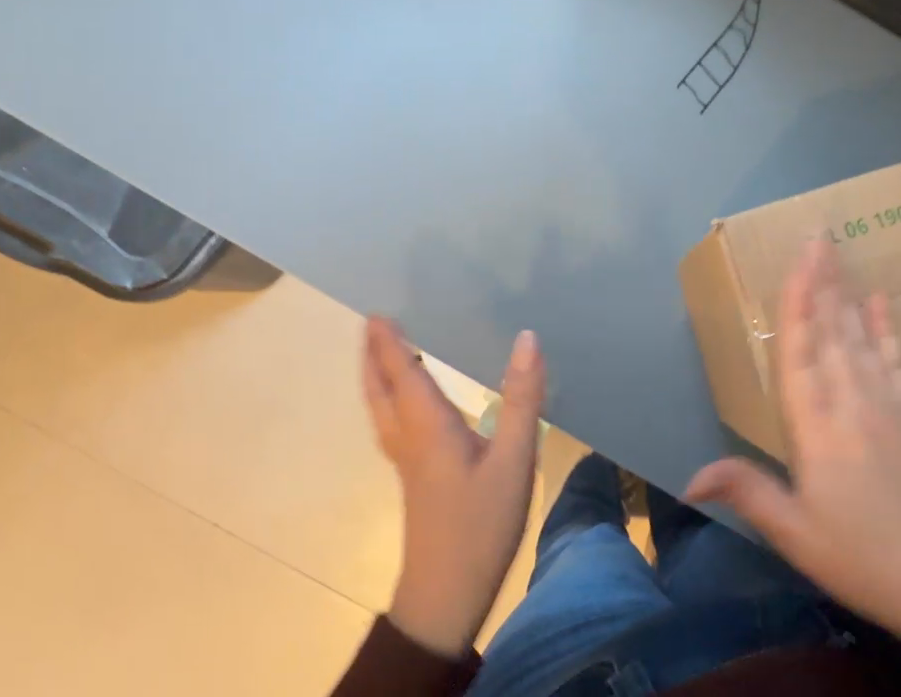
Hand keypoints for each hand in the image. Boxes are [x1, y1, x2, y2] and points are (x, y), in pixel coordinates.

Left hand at [362, 316, 545, 657]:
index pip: (402, 372)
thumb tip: (527, 337)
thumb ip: (521, 398)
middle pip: (380, 390)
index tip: (378, 309)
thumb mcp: (514, 458)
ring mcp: (408, 462)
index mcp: (427, 427)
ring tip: (384, 354)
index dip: (390, 341)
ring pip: (382, 409)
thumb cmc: (480, 523)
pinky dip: (391, 400)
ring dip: (378, 377)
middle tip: (374, 323)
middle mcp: (409, 438)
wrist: (446, 592)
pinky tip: (410, 407)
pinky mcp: (415, 479)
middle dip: (374, 355)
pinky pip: (393, 424)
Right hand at [685, 241, 900, 673]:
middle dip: (823, 280)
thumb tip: (691, 476)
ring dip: (848, 292)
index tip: (796, 260)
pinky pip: (898, 358)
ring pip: (862, 337)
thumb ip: (749, 493)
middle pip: (833, 331)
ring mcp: (891, 404)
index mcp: (817, 430)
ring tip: (838, 254)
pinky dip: (887, 327)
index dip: (796, 303)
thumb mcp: (797, 536)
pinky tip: (881, 301)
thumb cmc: (865, 560)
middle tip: (818, 234)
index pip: (800, 353)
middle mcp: (854, 403)